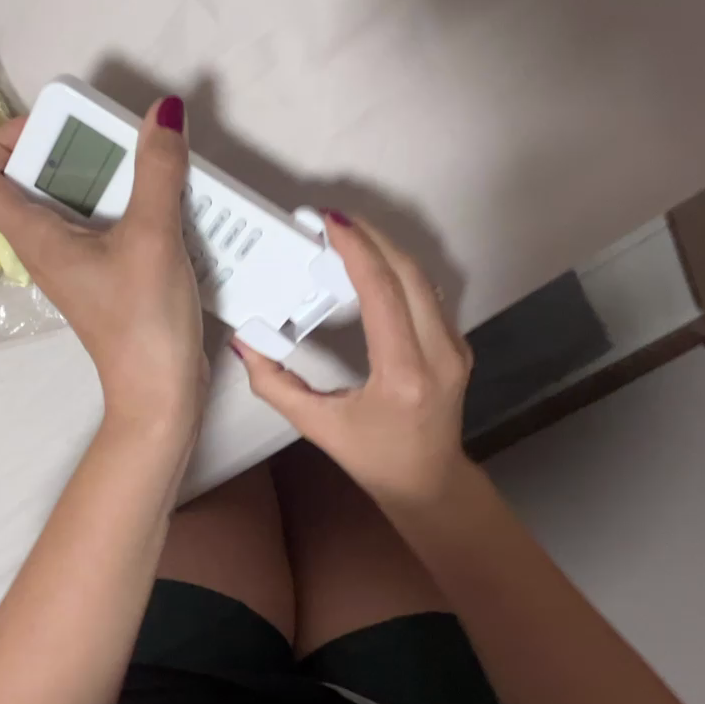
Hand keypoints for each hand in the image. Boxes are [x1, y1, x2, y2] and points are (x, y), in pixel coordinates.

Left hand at [0, 98, 206, 435]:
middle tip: (117, 136)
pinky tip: (168, 200)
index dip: (2, 139)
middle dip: (73, 149)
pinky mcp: (108, 278)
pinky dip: (130, 205)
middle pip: (36, 182)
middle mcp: (47, 248)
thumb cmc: (142, 319)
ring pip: (77, 204)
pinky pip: (107, 227)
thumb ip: (158, 171)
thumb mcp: (152, 237)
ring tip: (149, 160)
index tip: (53, 124)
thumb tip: (163, 110)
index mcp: (36, 237)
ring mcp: (78, 265)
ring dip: (108, 176)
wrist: (160, 392)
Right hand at [236, 212, 473, 506]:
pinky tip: (374, 266)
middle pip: (409, 273)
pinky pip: (428, 295)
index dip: (357, 250)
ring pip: (423, 279)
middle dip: (372, 238)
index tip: (330, 222)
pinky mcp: (458, 345)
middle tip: (334, 221)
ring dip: (387, 251)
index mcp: (403, 374)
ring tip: (350, 236)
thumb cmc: (373, 458)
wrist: (429, 482)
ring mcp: (455, 348)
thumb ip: (276, 385)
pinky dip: (400, 272)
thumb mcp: (318, 427)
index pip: (383, 293)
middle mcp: (438, 354)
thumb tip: (246, 344)